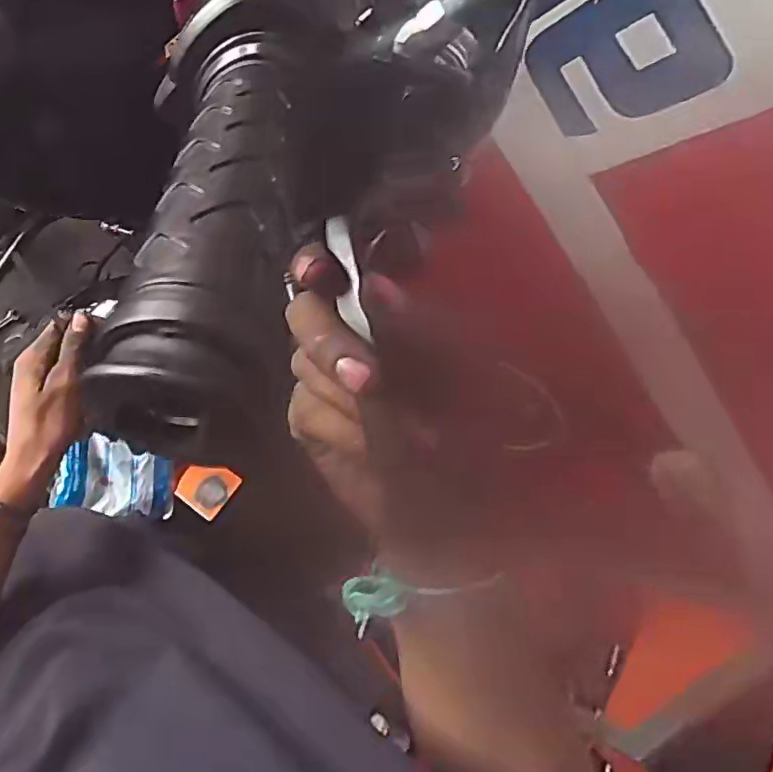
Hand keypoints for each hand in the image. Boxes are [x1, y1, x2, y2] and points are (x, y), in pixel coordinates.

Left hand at [0, 312, 90, 509]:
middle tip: (105, 346)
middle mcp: (28, 365)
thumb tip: (81, 318)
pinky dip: (75, 375)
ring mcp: (32, 381)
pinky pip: (60, 375)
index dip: (81, 323)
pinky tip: (87, 383)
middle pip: (58, 340)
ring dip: (79, 359)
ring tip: (100, 363)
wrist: (33, 463)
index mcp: (31, 357)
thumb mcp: (64, 382)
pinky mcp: (40, 396)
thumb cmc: (49, 425)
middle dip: (81, 340)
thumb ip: (72, 349)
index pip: (58, 324)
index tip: (103, 328)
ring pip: (60, 358)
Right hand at [285, 243, 561, 577]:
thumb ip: (412, 328)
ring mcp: (315, 377)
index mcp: (376, 311)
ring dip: (359, 404)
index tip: (317, 272)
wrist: (457, 508)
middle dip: (332, 344)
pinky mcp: (305, 418)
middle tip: (367, 379)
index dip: (314, 264)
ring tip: (415, 438)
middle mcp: (338, 335)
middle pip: (304, 314)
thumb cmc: (468, 426)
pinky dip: (349, 433)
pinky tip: (381, 454)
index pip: (329, 270)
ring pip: (308, 366)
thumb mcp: (456, 371)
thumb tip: (375, 288)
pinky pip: (310, 412)